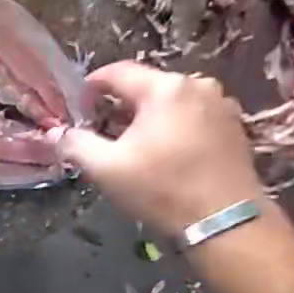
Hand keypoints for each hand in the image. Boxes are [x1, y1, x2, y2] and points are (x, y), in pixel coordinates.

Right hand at [56, 63, 265, 236]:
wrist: (224, 220)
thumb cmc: (160, 187)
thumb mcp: (104, 167)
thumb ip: (75, 144)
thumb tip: (60, 134)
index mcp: (165, 89)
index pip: (117, 72)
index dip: (90, 86)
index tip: (76, 107)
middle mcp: (197, 86)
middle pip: (145, 86)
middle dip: (117, 104)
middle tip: (98, 130)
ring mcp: (221, 105)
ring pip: (168, 101)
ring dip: (144, 116)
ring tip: (128, 143)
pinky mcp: (233, 126)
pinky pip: (190, 115)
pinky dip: (169, 126)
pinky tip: (159, 151)